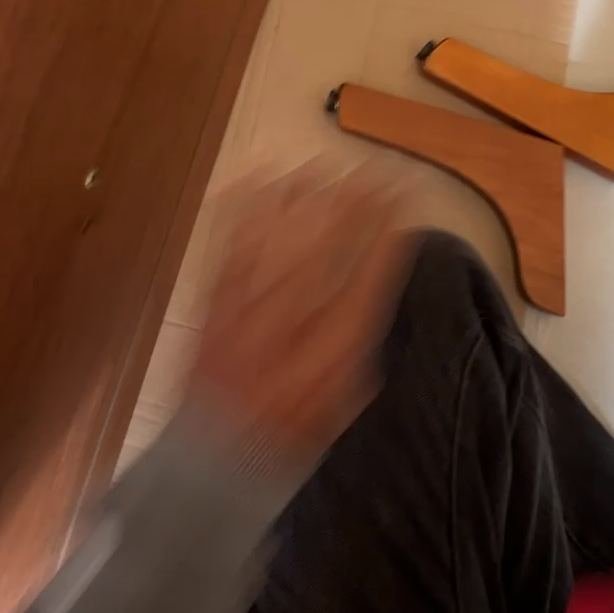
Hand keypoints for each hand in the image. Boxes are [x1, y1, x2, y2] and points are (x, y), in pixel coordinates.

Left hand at [188, 159, 416, 464]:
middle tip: (375, 169)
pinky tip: (260, 177)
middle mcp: (284, 326)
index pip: (364, 276)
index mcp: (325, 352)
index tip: (403, 194)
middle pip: (323, 248)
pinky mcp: (210, 297)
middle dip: (353, 201)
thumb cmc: (294, 421)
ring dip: (305, 196)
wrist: (217, 446)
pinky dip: (243, 205)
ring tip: (327, 166)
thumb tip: (382, 262)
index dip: (385, 228)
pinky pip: (224, 242)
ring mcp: (241, 309)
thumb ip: (364, 324)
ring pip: (276, 239)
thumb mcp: (347, 386)